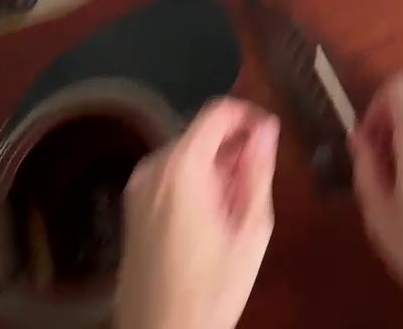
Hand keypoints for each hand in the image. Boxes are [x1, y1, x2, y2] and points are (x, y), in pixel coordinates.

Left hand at [115, 97, 279, 328]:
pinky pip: (172, 174)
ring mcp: (138, 186)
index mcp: (182, 166)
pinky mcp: (132, 206)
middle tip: (255, 187)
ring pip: (189, 153)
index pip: (219, 111)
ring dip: (217, 167)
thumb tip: (267, 127)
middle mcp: (153, 167)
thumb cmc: (211, 289)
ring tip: (236, 210)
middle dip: (234, 150)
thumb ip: (259, 170)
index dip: (249, 116)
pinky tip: (212, 221)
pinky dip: (197, 181)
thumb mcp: (251, 231)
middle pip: (203, 133)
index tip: (270, 139)